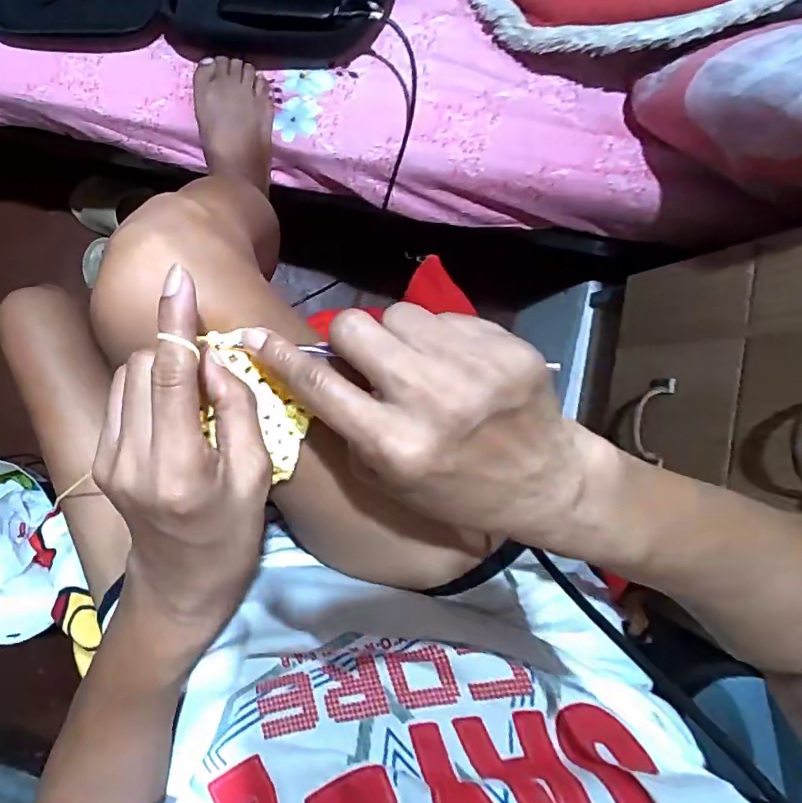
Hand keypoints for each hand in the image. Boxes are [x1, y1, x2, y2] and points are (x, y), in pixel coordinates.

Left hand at [94, 265, 273, 641]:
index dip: (174, 320)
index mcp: (178, 467)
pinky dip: (145, 389)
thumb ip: (238, 410)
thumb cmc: (229, 538)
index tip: (178, 278)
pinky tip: (167, 413)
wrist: (177, 588)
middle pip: (143, 366)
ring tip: (190, 400)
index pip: (170, 374)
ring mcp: (109, 459)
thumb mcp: (255, 478)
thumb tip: (213, 359)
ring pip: (126, 376)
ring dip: (159, 369)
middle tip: (208, 375)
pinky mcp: (101, 460)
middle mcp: (132, 459)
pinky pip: (119, 397)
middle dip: (175, 353)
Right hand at [244, 305, 634, 567]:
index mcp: (395, 444)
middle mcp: (431, 400)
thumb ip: (345, 422)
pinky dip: (436, 336)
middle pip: (354, 326)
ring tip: (418, 364)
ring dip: (395, 335)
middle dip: (348, 338)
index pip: (320, 384)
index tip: (254, 334)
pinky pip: (441, 316)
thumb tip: (312, 366)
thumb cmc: (452, 489)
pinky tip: (455, 365)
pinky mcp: (504, 346)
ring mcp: (473, 367)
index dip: (280, 355)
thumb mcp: (385, 478)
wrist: (547, 480)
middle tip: (364, 359)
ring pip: (397, 313)